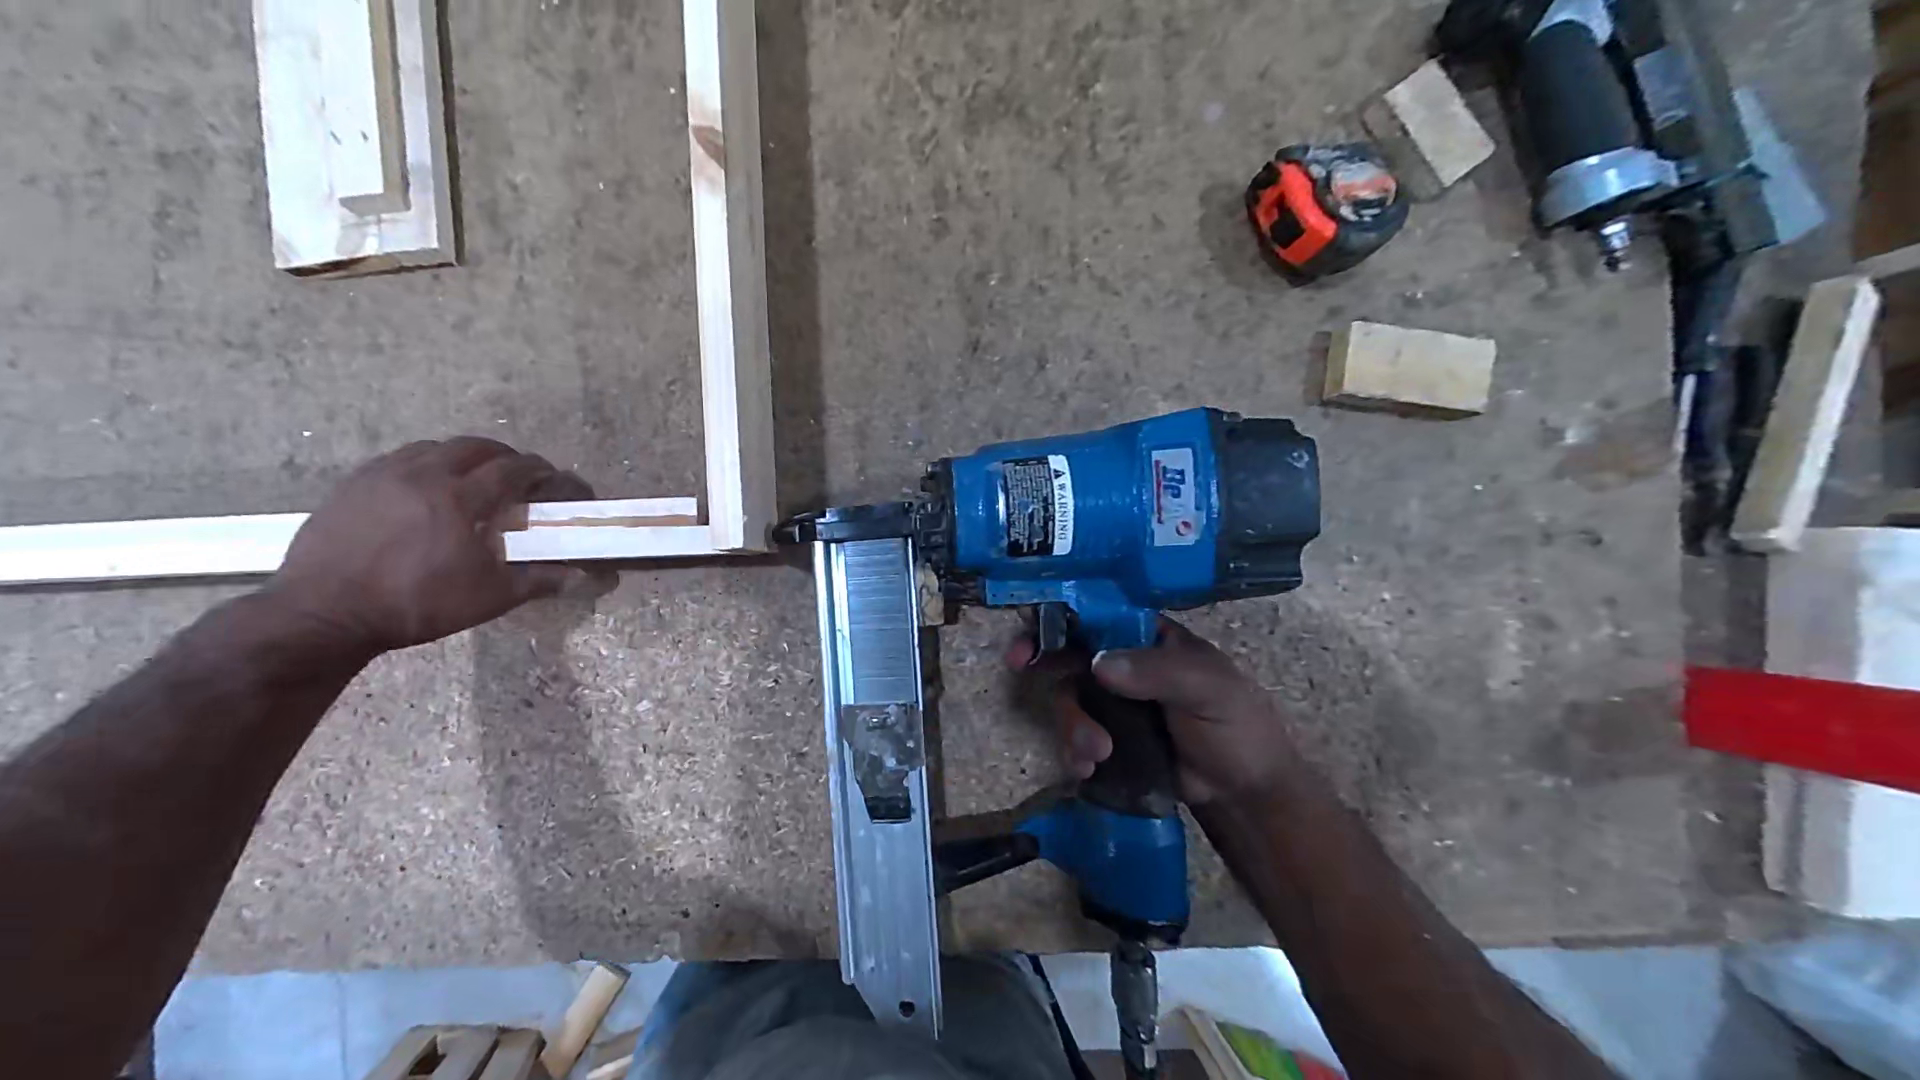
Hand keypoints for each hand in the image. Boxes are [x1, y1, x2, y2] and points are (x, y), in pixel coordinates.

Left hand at [263, 437, 599, 657]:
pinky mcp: (352, 484)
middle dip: (502, 455)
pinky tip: (425, 487)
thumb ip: (538, 580)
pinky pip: (397, 459)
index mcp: (461, 498)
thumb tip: (581, 577)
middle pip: (474, 447)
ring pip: (433, 447)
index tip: (549, 476)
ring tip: (470, 476)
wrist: (324, 614)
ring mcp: (382, 475)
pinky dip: (423, 463)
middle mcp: (423, 475)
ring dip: (461, 455)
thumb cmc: (417, 604)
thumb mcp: (489, 598)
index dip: (536, 469)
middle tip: (515, 473)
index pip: (511, 468)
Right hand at [1006, 620, 1294, 804]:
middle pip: (1068, 650)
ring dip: (1071, 723)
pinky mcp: (1106, 739)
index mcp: (1146, 636)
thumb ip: (1156, 672)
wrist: (1244, 793)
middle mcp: (1122, 662)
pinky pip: (1074, 736)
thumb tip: (1098, 665)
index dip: (1060, 612)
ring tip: (1097, 754)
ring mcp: (1111, 702)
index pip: (1097, 612)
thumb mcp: (1206, 687)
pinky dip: (1073, 752)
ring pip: (1067, 697)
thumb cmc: (1235, 724)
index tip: (1033, 617)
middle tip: (1020, 665)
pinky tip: (1088, 770)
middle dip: (1041, 657)